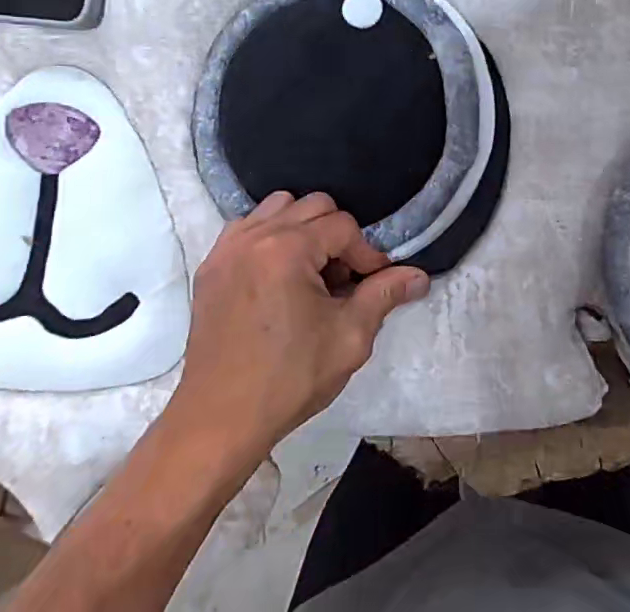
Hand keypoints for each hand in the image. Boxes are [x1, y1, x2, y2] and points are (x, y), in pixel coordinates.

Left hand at [163, 192, 429, 460]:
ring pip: (278, 208)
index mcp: (286, 250)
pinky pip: (247, 228)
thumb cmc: (290, 377)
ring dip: (304, 230)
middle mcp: (252, 238)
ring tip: (311, 271)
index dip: (366, 254)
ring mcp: (226, 252)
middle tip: (343, 278)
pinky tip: (281, 275)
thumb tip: (419, 276)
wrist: (219, 423)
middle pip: (313, 207)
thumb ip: (385, 293)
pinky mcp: (210, 270)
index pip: (344, 226)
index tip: (371, 286)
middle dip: (337, 236)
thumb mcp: (351, 335)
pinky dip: (271, 237)